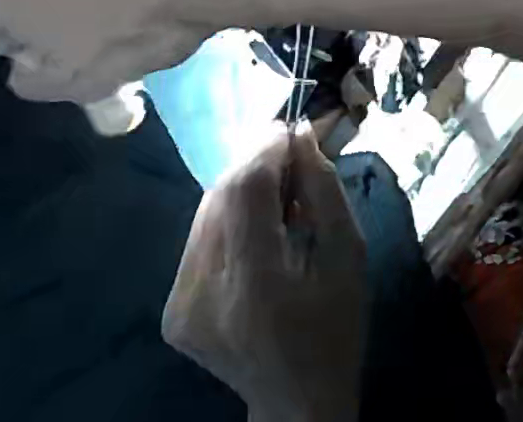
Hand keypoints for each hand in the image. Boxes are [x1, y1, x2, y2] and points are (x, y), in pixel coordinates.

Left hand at [162, 129, 366, 421]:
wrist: (297, 402)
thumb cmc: (336, 326)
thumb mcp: (349, 253)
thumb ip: (324, 187)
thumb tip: (298, 133)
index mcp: (257, 286)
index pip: (247, 190)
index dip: (266, 150)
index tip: (290, 129)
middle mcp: (206, 293)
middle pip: (222, 194)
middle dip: (255, 164)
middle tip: (289, 158)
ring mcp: (182, 304)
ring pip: (208, 209)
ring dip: (241, 188)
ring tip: (276, 195)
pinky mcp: (173, 308)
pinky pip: (201, 234)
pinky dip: (228, 217)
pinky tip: (254, 228)